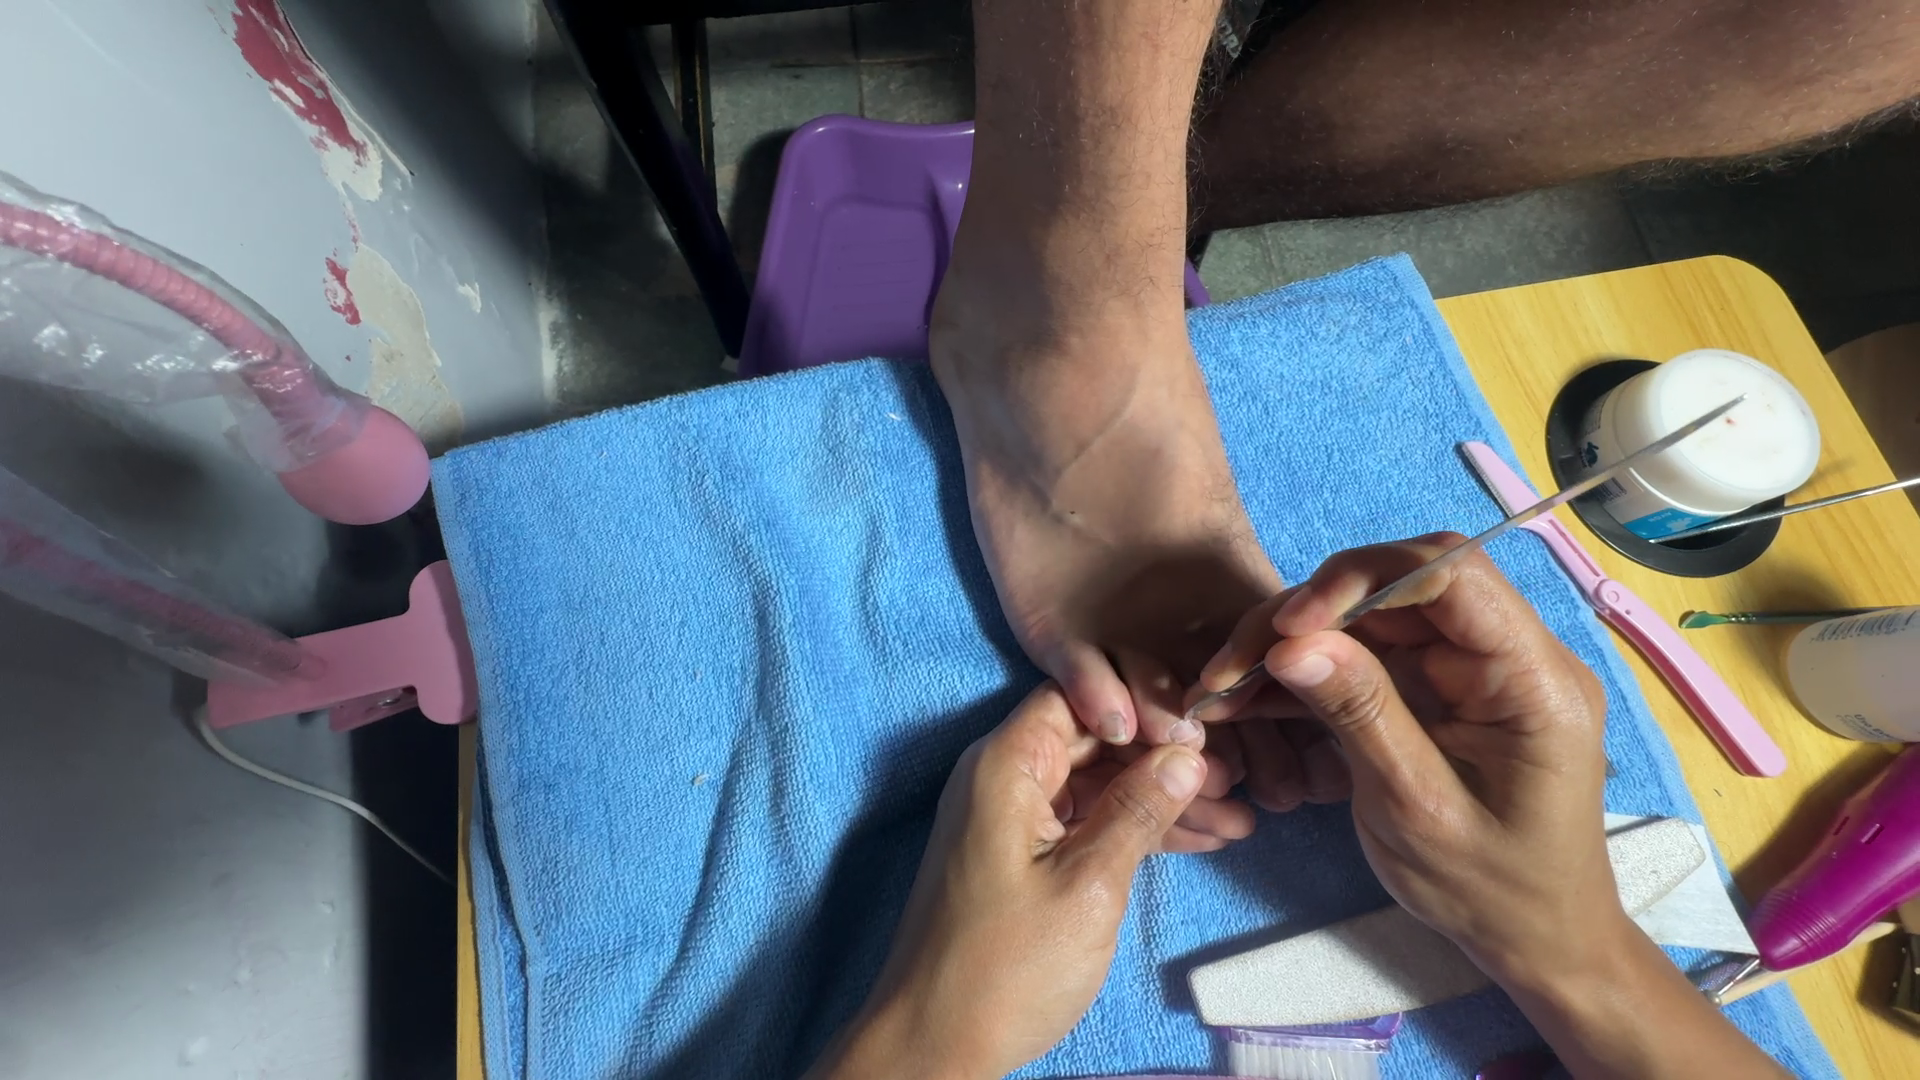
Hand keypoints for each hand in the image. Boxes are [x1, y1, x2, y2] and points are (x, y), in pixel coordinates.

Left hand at [804, 683, 1207, 1079]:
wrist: (936, 1042)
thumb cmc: (1009, 964)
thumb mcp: (1088, 885)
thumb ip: (1137, 811)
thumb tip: (1186, 755)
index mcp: (1007, 762)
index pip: (1078, 698)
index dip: (1141, 705)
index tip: (1202, 735)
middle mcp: (1007, 774)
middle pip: (1095, 740)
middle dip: (1165, 759)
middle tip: (1236, 781)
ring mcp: (1016, 813)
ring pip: (1099, 783)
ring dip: (1162, 800)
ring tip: (1239, 820)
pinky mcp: (1027, 849)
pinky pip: (1087, 819)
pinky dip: (1136, 830)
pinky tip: (1202, 841)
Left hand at [931, 279, 1278, 747]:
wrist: (1041, 361)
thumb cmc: (1142, 413)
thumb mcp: (1210, 501)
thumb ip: (1242, 583)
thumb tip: (1292, 666)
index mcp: (1217, 577)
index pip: (1263, 662)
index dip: (1285, 711)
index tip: (1309, 768)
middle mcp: (1161, 604)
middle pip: (1202, 692)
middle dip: (1225, 743)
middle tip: (1248, 798)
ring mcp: (1100, 611)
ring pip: (1135, 693)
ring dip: (1156, 732)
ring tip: (1180, 771)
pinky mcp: (1038, 610)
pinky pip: (1071, 668)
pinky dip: (1092, 696)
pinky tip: (1115, 721)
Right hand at [1194, 535, 1620, 981]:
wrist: (1524, 933)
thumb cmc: (1489, 884)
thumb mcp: (1416, 807)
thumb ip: (1362, 714)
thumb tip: (1291, 642)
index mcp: (1529, 677)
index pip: (1449, 576)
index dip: (1361, 579)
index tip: (1288, 626)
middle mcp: (1493, 652)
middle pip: (1388, 588)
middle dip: (1302, 613)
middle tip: (1233, 664)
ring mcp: (1452, 665)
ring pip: (1355, 615)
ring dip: (1282, 642)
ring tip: (1222, 685)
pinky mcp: (1418, 682)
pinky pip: (1346, 652)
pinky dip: (1291, 670)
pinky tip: (1243, 695)